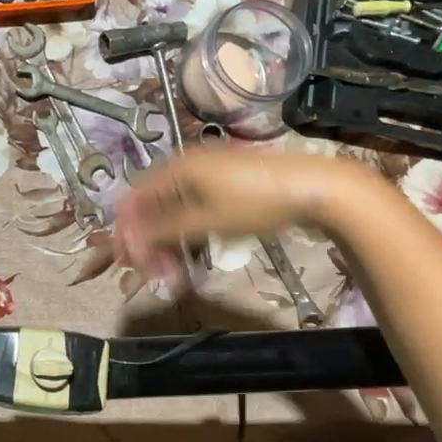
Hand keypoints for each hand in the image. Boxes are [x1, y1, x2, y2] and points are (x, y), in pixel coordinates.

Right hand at [114, 144, 360, 281]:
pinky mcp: (223, 183)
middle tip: (155, 274)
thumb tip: (128, 241)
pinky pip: (190, 207)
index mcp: (175, 169)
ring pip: (171, 210)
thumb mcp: (205, 221)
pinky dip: (185, 231)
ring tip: (174, 270)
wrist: (315, 188)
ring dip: (166, 240)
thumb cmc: (256, 203)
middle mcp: (184, 166)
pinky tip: (192, 252)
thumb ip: (161, 230)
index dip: (127, 233)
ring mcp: (205, 173)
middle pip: (150, 206)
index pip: (133, 201)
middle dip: (147, 241)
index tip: (131, 264)